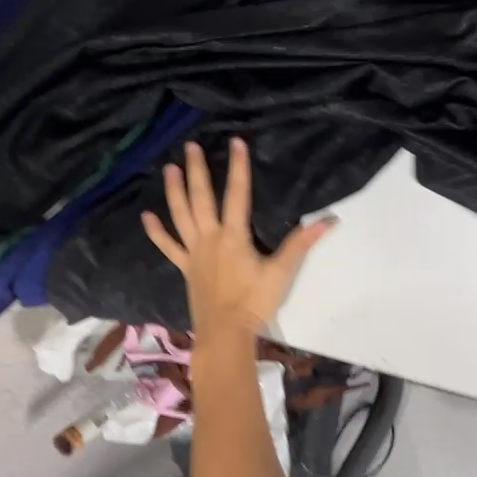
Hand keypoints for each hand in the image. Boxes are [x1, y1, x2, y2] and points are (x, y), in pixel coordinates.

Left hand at [143, 139, 334, 341]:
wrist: (225, 334)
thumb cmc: (255, 301)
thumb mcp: (282, 272)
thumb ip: (301, 243)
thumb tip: (328, 220)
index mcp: (233, 236)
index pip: (237, 194)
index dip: (238, 167)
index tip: (236, 142)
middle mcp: (210, 238)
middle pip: (201, 198)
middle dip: (197, 171)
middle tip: (190, 146)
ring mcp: (194, 252)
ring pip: (181, 215)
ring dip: (174, 191)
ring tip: (169, 168)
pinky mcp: (186, 267)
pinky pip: (168, 245)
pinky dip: (156, 231)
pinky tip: (147, 217)